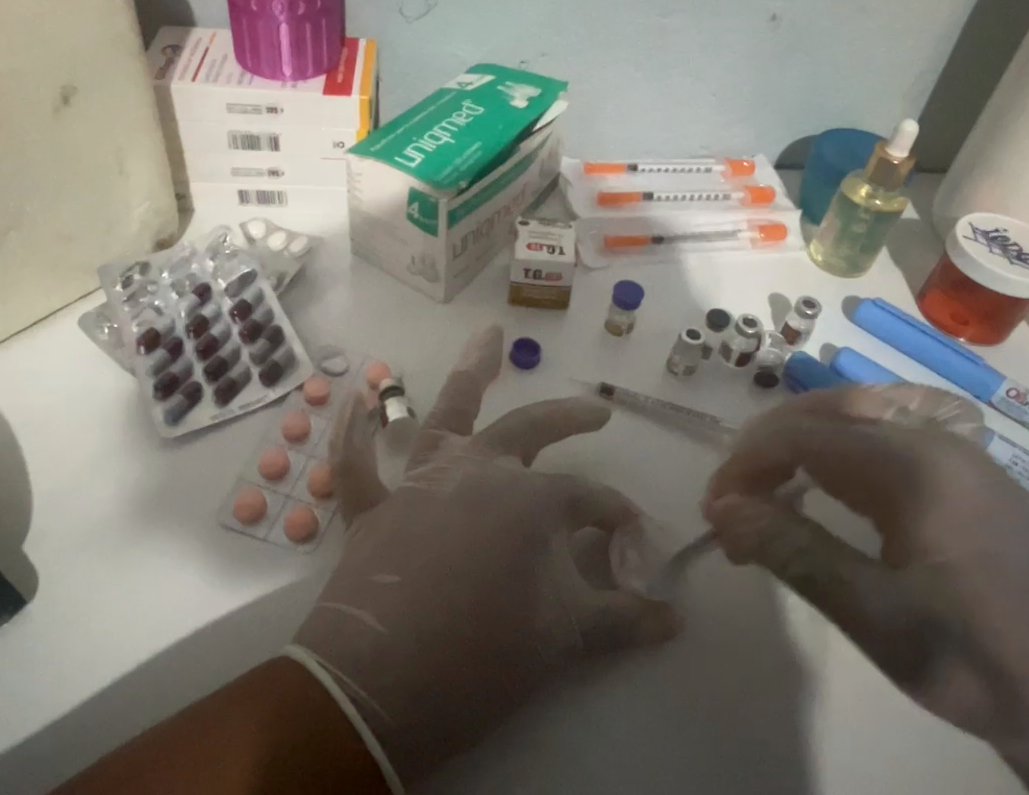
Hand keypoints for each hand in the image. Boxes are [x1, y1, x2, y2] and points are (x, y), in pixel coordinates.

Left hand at [289, 326, 678, 787]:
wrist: (379, 691)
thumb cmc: (481, 658)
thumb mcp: (564, 639)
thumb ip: (621, 619)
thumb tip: (673, 616)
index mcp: (531, 499)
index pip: (590, 500)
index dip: (618, 523)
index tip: (636, 552)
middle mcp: (478, 473)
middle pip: (531, 430)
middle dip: (569, 416)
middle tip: (596, 411)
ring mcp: (421, 484)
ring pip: (448, 414)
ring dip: (469, 374)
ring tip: (488, 337)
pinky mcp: (375, 508)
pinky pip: (359, 461)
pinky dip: (355, 430)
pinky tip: (355, 396)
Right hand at [704, 385, 1028, 793]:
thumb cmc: (985, 663)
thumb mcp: (880, 620)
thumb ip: (796, 554)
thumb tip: (722, 509)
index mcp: (913, 467)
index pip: (800, 435)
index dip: (744, 466)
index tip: (714, 515)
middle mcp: (936, 438)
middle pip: (826, 408)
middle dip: (767, 447)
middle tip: (736, 505)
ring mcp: (959, 448)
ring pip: (857, 410)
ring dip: (802, 440)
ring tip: (771, 490)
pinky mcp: (971, 469)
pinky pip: (888, 426)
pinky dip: (840, 442)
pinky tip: (831, 480)